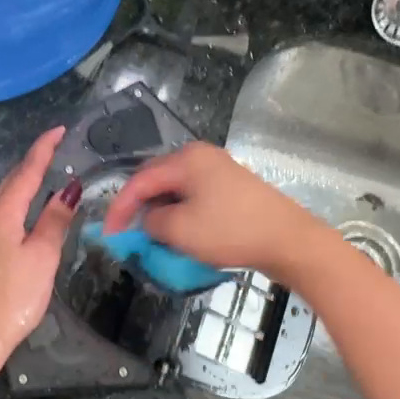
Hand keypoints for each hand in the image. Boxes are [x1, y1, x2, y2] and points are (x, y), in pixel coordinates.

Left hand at [0, 127, 79, 366]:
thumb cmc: (13, 296)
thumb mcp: (42, 257)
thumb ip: (54, 221)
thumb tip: (67, 189)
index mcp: (2, 212)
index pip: (27, 171)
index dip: (43, 149)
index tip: (59, 129)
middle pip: (11, 182)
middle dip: (32, 163)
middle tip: (55, 149)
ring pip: (1, 198)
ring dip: (22, 184)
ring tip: (43, 176)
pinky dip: (13, 204)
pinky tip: (21, 212)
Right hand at [102, 142, 329, 278]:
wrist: (289, 241)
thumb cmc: (231, 231)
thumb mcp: (180, 230)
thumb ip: (152, 222)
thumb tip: (148, 220)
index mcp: (186, 159)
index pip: (139, 180)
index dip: (120, 208)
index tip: (110, 235)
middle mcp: (202, 157)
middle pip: (157, 179)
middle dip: (139, 207)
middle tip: (128, 233)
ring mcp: (220, 171)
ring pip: (177, 190)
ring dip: (161, 212)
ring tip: (151, 236)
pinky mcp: (233, 189)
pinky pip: (196, 197)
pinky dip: (181, 214)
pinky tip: (180, 233)